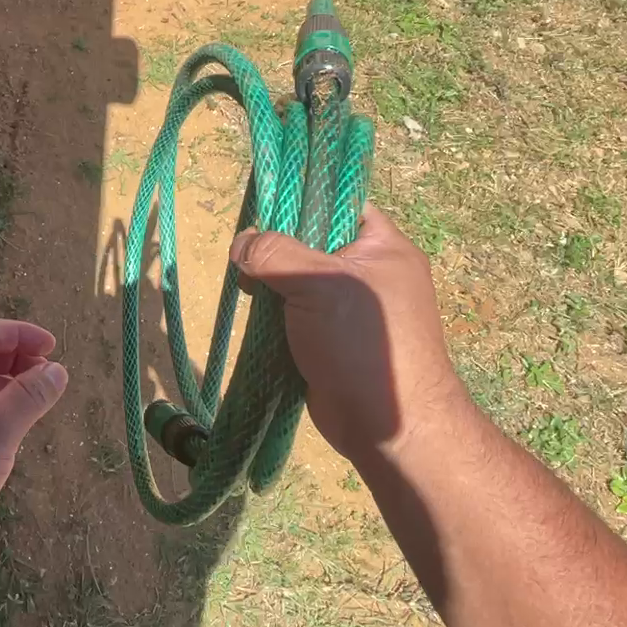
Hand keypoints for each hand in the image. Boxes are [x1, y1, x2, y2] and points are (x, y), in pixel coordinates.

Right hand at [229, 204, 467, 463]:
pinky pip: (291, 306)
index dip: (300, 200)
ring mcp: (346, 305)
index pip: (338, 202)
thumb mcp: (319, 282)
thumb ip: (275, 252)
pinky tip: (255, 312)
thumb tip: (240, 246)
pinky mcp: (327, 334)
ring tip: (249, 286)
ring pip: (294, 274)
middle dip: (273, 245)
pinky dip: (270, 307)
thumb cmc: (364, 343)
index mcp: (383, 246)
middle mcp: (367, 270)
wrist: (387, 426)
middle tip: (247, 255)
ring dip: (268, 280)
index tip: (262, 211)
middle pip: (308, 238)